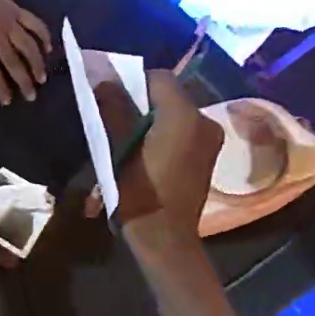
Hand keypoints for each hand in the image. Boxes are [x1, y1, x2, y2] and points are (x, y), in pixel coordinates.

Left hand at [0, 0, 51, 104]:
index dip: (1, 86)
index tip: (8, 100)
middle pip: (13, 61)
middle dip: (23, 80)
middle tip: (32, 96)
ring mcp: (10, 22)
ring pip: (27, 45)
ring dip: (36, 62)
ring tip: (42, 78)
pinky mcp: (17, 11)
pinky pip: (34, 23)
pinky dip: (43, 35)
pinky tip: (49, 48)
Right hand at [91, 71, 223, 254]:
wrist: (165, 237)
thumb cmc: (138, 193)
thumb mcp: (117, 150)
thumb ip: (113, 111)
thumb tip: (104, 83)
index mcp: (185, 116)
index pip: (160, 78)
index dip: (133, 82)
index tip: (111, 98)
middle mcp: (204, 121)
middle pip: (169, 97)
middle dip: (141, 103)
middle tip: (115, 119)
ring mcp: (210, 141)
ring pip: (175, 115)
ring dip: (151, 120)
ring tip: (127, 140)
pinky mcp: (207, 157)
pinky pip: (183, 133)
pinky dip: (163, 134)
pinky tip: (144, 155)